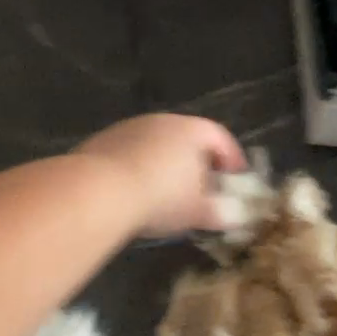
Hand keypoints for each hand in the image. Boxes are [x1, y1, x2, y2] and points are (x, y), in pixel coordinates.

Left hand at [73, 113, 245, 236]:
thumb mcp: (197, 211)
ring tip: (167, 193)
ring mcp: (129, 127)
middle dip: (196, 162)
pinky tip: (136, 191)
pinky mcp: (103, 139)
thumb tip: (233, 215)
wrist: (100, 189)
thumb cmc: (161, 197)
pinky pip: (130, 152)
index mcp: (191, 129)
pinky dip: (139, 167)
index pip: (219, 136)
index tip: (236, 179)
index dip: (232, 158)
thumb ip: (220, 211)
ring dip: (165, 164)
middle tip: (202, 188)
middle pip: (186, 136)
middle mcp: (161, 120)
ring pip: (156, 143)